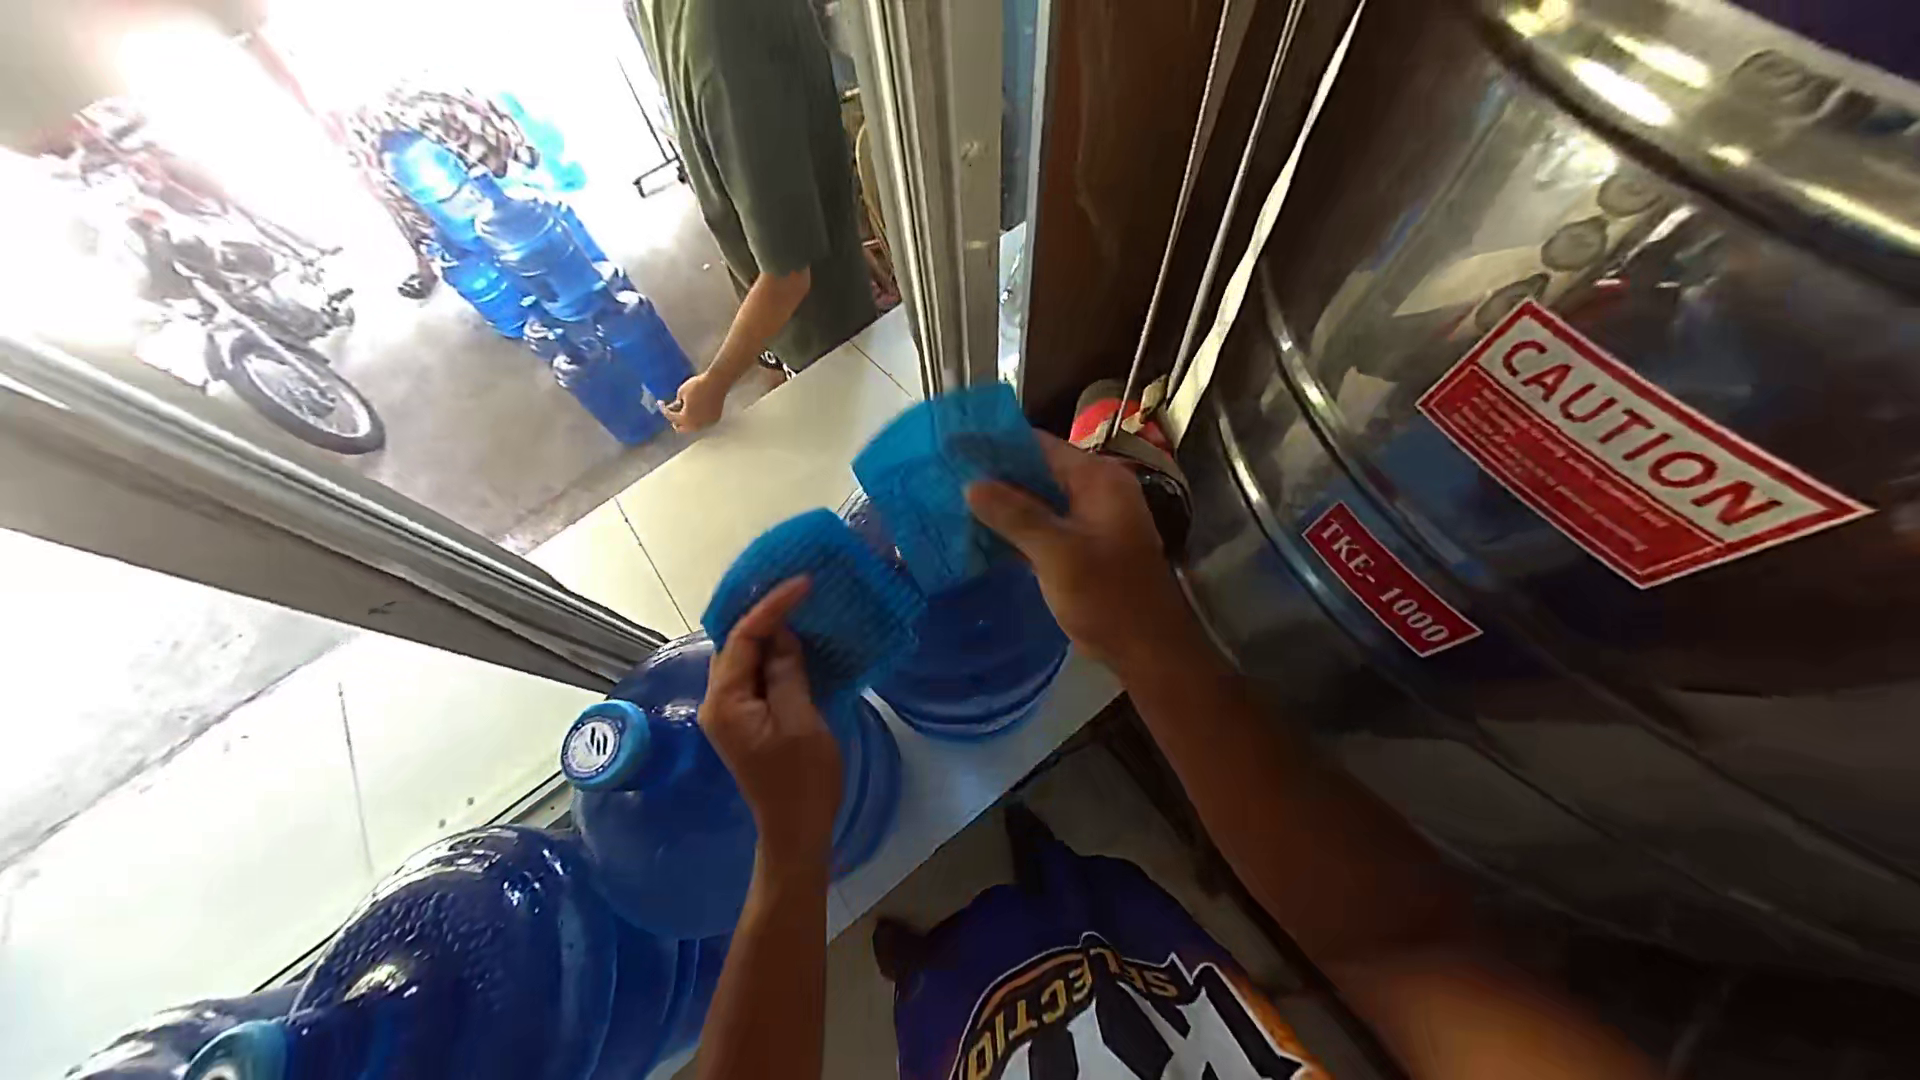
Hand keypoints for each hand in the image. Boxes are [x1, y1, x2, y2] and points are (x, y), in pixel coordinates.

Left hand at [667, 371, 725, 432]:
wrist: (717, 383)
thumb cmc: (697, 386)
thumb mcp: (681, 392)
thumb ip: (676, 403)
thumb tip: (675, 407)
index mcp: (686, 419)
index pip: (671, 417)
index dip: (663, 409)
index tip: (660, 403)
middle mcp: (696, 425)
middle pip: (681, 429)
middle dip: (675, 420)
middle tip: (672, 412)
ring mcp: (707, 424)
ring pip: (693, 427)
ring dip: (687, 421)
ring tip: (685, 411)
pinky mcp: (714, 420)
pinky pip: (702, 423)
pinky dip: (697, 419)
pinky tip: (697, 410)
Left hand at [699, 577, 843, 864]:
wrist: (797, 829)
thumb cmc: (802, 780)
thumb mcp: (800, 720)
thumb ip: (786, 672)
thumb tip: (782, 634)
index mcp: (725, 703)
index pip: (743, 638)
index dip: (772, 607)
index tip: (803, 582)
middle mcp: (719, 702)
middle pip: (737, 643)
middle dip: (766, 611)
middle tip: (800, 586)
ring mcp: (732, 711)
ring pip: (746, 656)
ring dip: (771, 630)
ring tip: (801, 603)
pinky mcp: (748, 717)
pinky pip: (757, 672)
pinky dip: (775, 652)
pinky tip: (797, 640)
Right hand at [966, 434, 1204, 672]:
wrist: (1145, 648)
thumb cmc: (1108, 596)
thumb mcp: (1058, 553)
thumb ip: (1015, 515)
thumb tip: (971, 485)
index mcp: (1098, 480)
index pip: (1040, 445)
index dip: (996, 443)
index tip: (954, 446)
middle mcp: (1093, 492)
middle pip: (1036, 470)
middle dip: (993, 473)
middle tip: (944, 474)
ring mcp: (1086, 521)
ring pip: (1035, 500)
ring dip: (1000, 503)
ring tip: (951, 499)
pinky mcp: (1077, 548)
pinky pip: (1039, 527)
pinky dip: (1012, 528)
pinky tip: (976, 532)